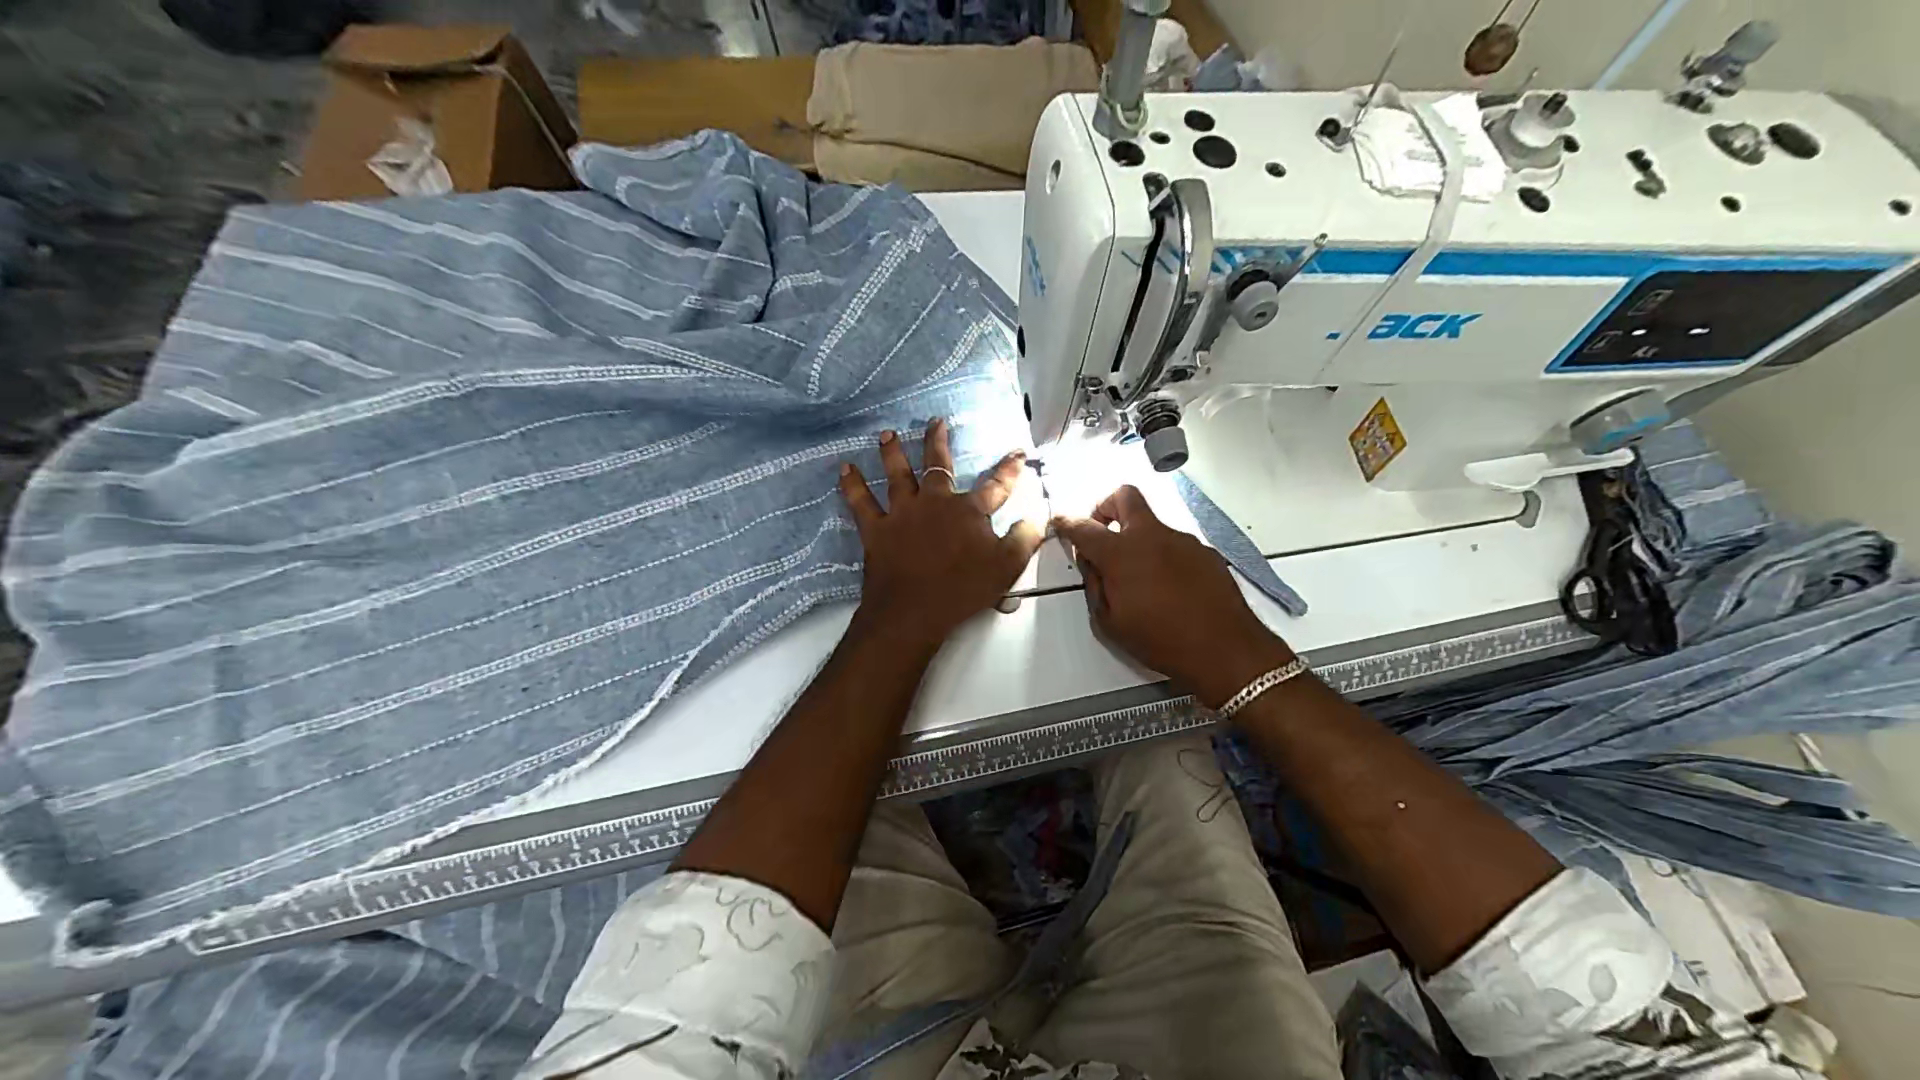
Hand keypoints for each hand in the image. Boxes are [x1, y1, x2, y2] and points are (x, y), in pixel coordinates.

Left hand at [839, 418, 1042, 648]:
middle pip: (938, 465)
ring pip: (897, 474)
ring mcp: (902, 513)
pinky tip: (845, 470)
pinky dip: (853, 486)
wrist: (912, 612)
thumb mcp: (1006, 568)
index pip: (995, 485)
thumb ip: (1023, 540)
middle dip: (938, 441)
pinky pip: (861, 502)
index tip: (1018, 453)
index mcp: (967, 511)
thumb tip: (1034, 519)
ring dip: (892, 452)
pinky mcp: (876, 529)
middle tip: (936, 421)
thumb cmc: (962, 591)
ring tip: (886, 434)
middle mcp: (934, 503)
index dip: (1009, 469)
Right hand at [1053, 485, 1294, 708]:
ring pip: (1152, 525)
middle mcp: (1152, 536)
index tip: (1060, 523)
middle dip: (1106, 506)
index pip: (1083, 526)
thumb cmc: (1161, 640)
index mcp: (1121, 553)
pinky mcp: (1205, 552)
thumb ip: (1095, 586)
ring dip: (1139, 539)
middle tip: (1103, 532)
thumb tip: (1093, 565)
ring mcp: (1183, 540)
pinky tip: (1170, 589)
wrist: (1225, 649)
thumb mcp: (1110, 622)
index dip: (1067, 523)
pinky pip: (1175, 545)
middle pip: (1124, 496)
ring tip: (1141, 579)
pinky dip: (1164, 557)